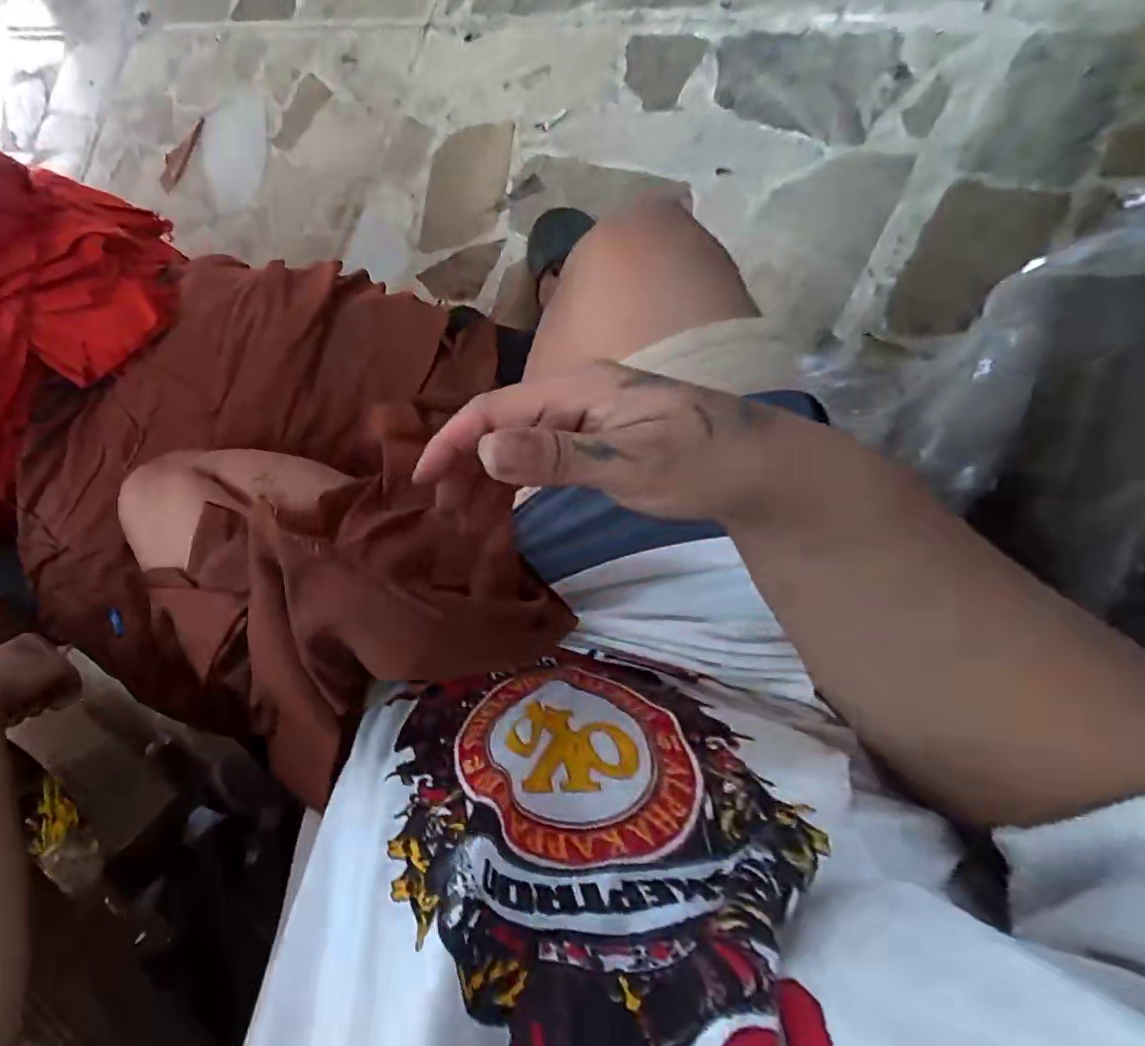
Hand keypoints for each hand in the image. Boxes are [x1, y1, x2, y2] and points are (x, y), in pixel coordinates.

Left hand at [0, 634, 81, 727]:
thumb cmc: (22, 677)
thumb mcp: (60, 671)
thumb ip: (73, 676)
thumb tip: (74, 688)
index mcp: (29, 639)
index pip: (55, 652)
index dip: (64, 672)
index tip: (66, 689)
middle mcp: (9, 649)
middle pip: (38, 672)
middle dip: (46, 690)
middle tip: (48, 702)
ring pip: (22, 688)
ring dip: (30, 702)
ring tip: (28, 711)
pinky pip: (4, 703)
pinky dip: (11, 712)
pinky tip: (10, 718)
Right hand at [412, 360, 816, 522]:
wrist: (770, 473)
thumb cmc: (704, 463)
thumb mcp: (629, 462)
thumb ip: (556, 455)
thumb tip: (484, 450)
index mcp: (576, 387)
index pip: (492, 409)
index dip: (450, 442)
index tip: (422, 480)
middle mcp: (572, 392)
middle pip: (495, 422)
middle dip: (460, 462)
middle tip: (441, 507)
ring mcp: (581, 414)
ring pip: (510, 439)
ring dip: (480, 474)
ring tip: (461, 511)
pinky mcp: (591, 435)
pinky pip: (532, 452)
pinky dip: (507, 478)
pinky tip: (497, 502)